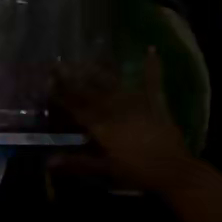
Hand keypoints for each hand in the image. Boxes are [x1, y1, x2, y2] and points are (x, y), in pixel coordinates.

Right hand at [60, 49, 197, 193]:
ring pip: (115, 85)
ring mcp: (138, 104)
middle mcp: (116, 110)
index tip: (48, 81)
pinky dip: (152, 67)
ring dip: (101, 71)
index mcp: (102, 126)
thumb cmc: (136, 173)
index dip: (61, 95)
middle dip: (75, 78)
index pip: (76, 107)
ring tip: (88, 59)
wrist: (173, 171)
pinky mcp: (157, 104)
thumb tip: (48, 162)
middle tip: (61, 64)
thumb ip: (77, 163)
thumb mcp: (105, 169)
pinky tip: (151, 49)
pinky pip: (152, 83)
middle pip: (92, 92)